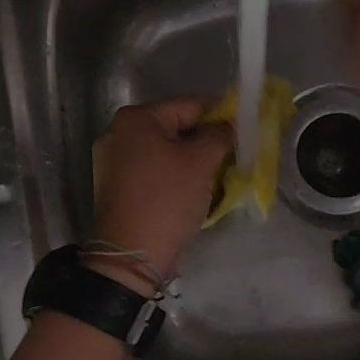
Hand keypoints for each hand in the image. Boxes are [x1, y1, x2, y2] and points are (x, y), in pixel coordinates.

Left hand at [90, 98, 231, 283]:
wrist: (131, 254)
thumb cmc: (167, 199)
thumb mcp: (201, 162)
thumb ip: (220, 136)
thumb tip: (230, 126)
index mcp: (136, 119)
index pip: (189, 105)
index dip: (220, 113)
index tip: (245, 124)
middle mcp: (119, 134)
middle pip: (175, 128)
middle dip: (206, 139)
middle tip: (236, 151)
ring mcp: (114, 162)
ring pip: (166, 151)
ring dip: (193, 159)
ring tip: (221, 171)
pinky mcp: (118, 187)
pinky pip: (155, 171)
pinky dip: (176, 174)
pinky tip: (197, 187)